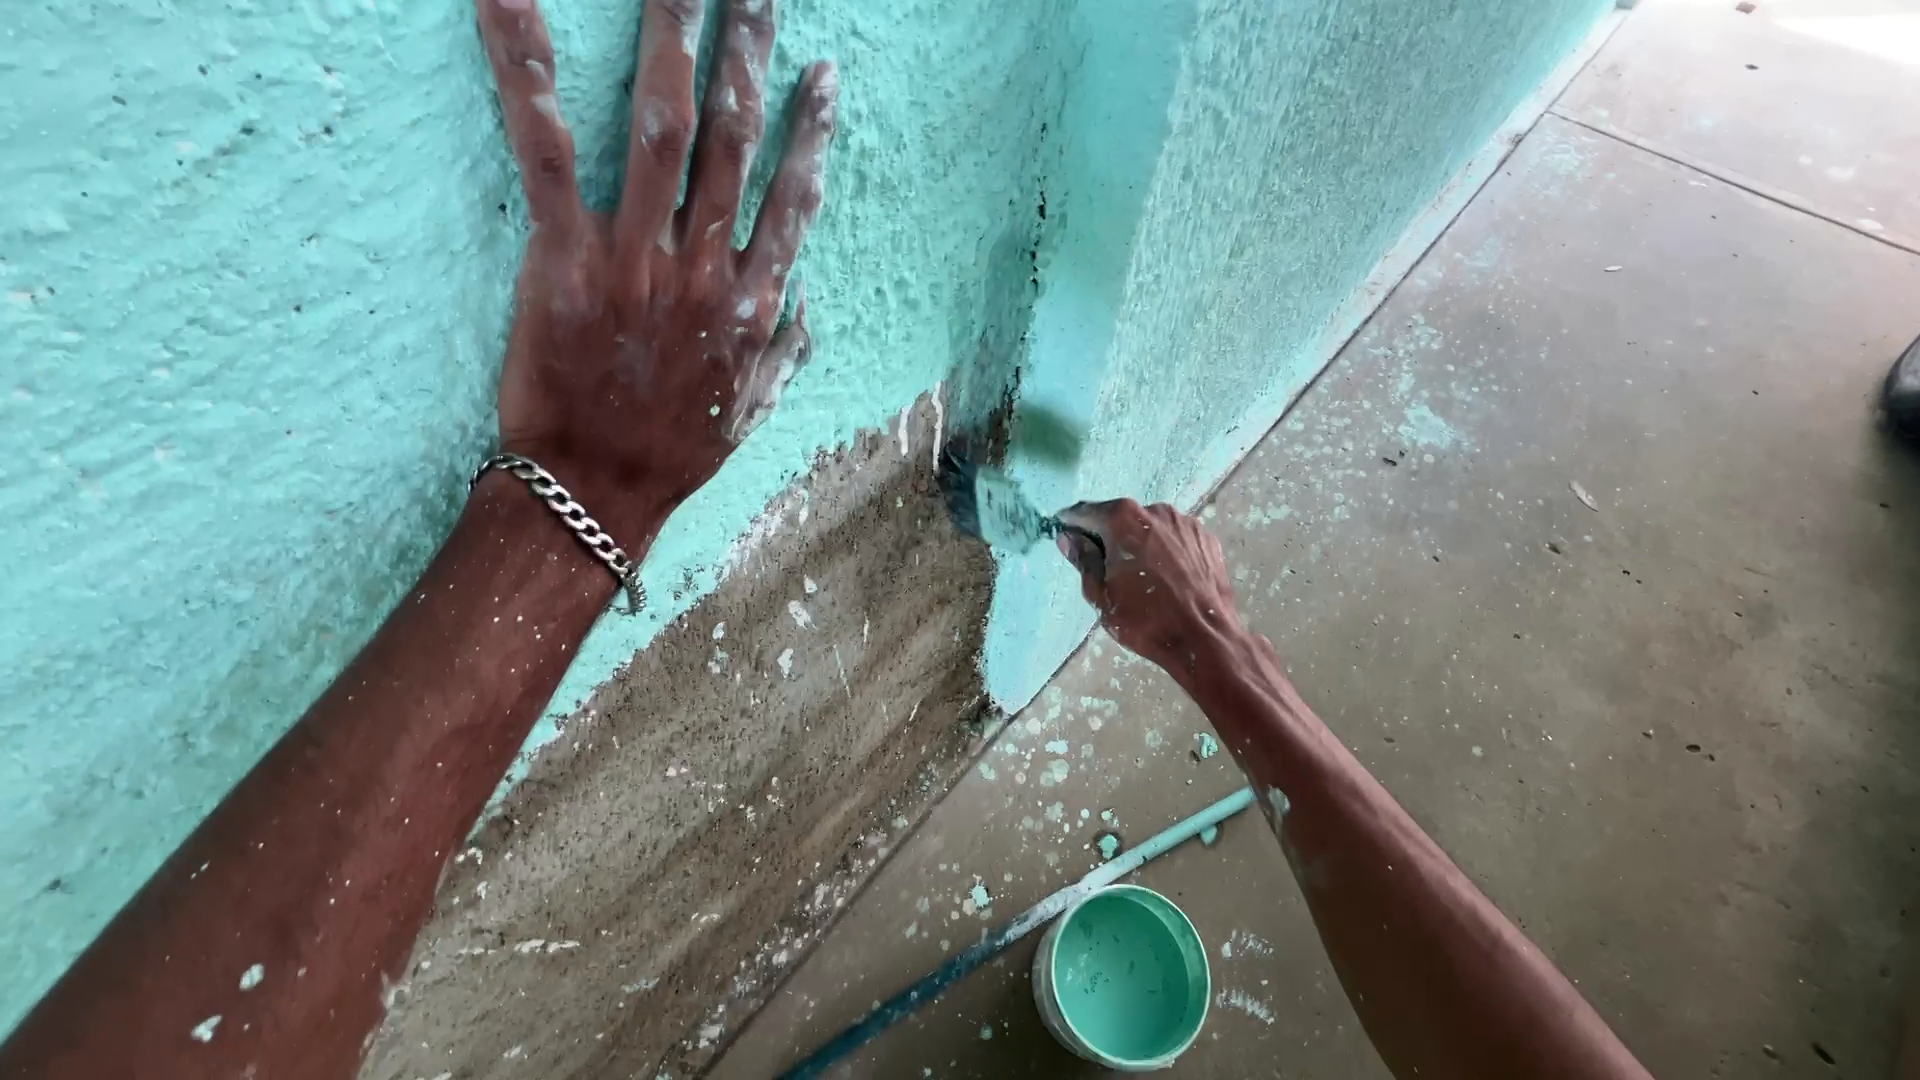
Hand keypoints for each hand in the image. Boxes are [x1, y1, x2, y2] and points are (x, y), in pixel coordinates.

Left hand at [476, 0, 836, 543]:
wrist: (600, 491)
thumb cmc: (675, 453)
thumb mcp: (752, 414)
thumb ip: (785, 354)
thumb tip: (807, 311)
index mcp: (751, 305)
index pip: (794, 201)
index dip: (812, 133)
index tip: (823, 76)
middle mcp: (705, 268)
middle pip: (734, 140)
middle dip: (748, 50)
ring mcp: (639, 259)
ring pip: (662, 126)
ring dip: (671, 37)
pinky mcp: (565, 261)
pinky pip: (548, 153)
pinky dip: (527, 70)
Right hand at [1056, 500, 1246, 674]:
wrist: (1204, 638)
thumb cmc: (1144, 619)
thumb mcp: (1100, 594)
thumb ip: (1082, 560)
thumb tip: (1068, 538)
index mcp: (1122, 519)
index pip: (1085, 511)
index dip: (1071, 522)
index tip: (1064, 533)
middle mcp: (1155, 510)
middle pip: (1120, 517)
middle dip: (1108, 535)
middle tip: (1104, 567)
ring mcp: (1184, 522)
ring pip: (1150, 527)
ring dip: (1139, 543)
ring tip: (1140, 577)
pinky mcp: (1206, 538)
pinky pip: (1174, 539)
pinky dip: (1165, 551)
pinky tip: (1166, 578)